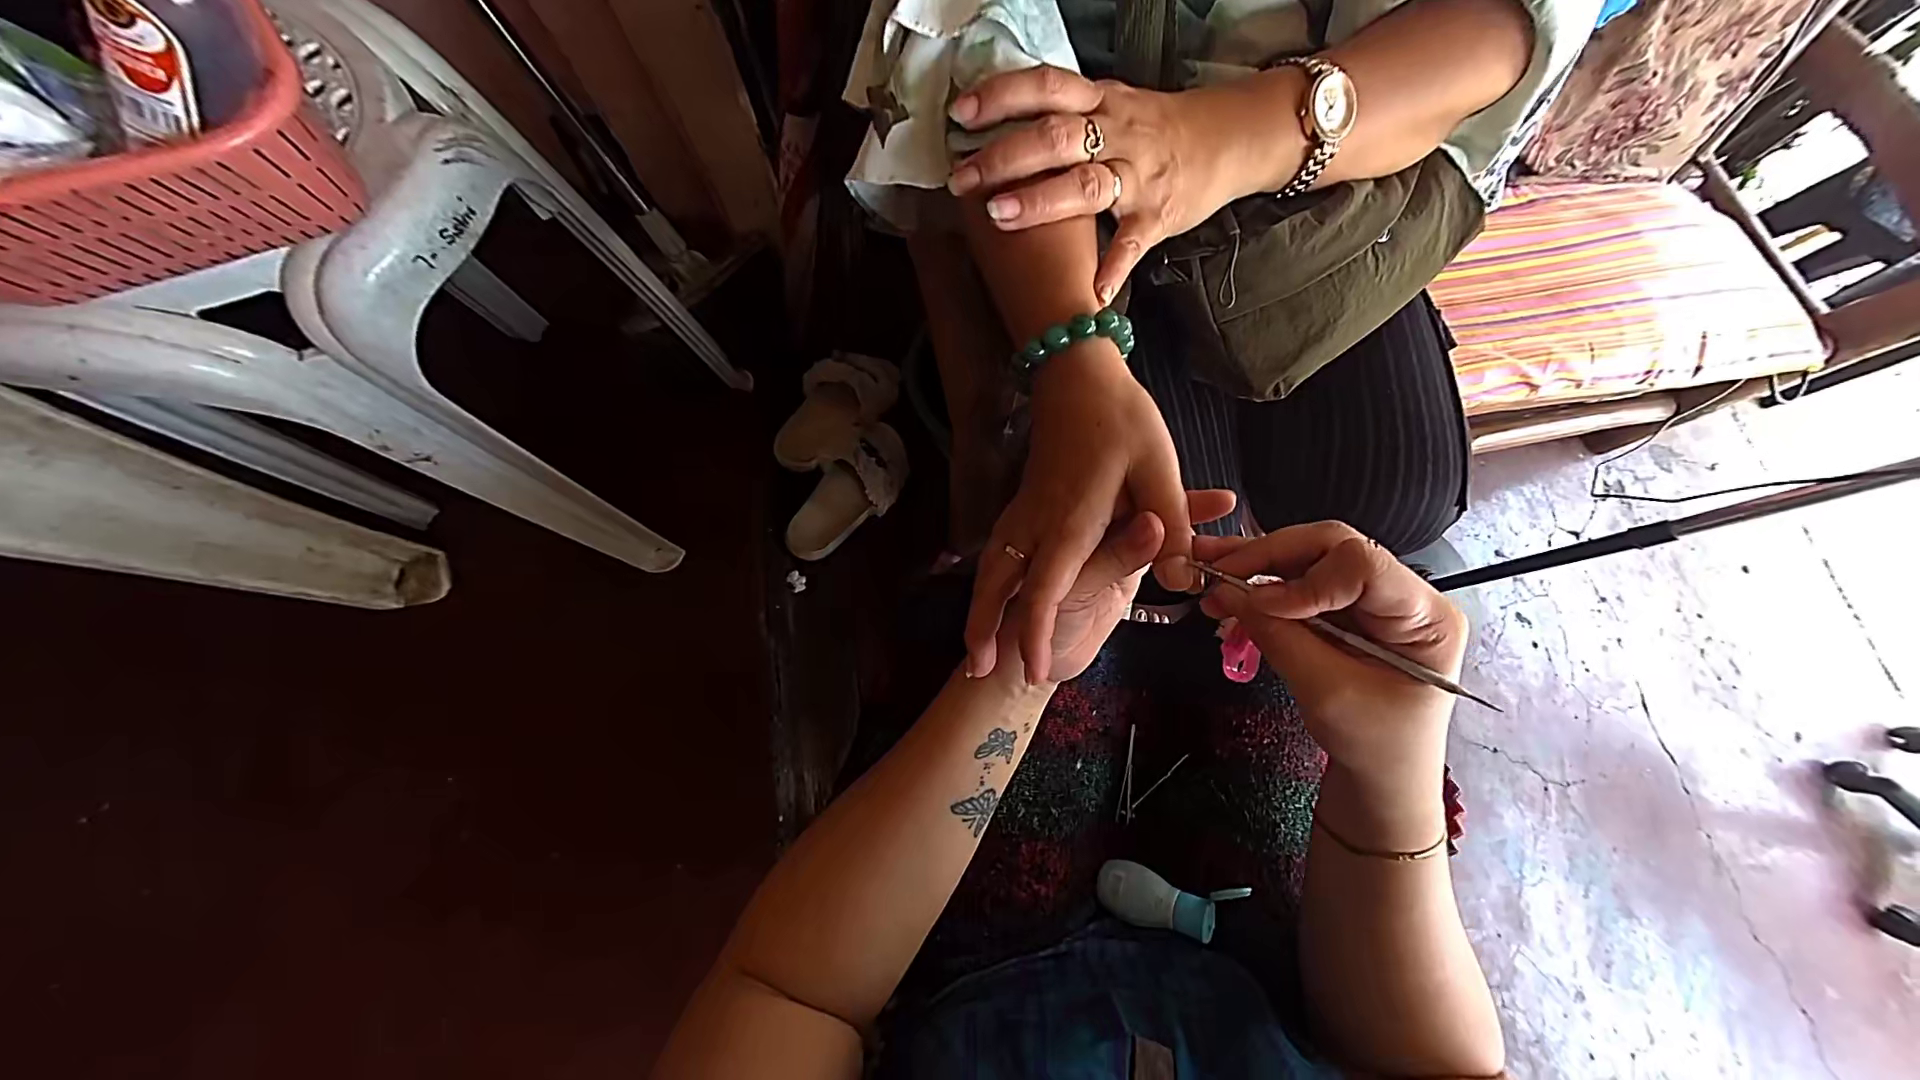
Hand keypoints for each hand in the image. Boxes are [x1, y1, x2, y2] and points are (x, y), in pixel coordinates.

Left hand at [946, 65, 1276, 303]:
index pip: (1046, 87)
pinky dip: (1113, 268)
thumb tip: (1005, 130)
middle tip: (962, 180)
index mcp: (1102, 103)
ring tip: (999, 217)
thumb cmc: (1159, 128)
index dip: (1002, 97)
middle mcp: (1117, 133)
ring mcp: (1138, 176)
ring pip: (1086, 185)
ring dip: (1040, 202)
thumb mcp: (1114, 106)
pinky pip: (1132, 244)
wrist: (1229, 139)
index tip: (961, 115)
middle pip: (1055, 137)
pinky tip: (1093, 292)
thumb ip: (1068, 116)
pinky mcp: (1158, 215)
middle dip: (1003, 157)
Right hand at [967, 348, 1197, 683]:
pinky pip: (996, 550)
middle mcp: (1036, 523)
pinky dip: (988, 580)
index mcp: (1070, 520)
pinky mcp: (1022, 503)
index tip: (1033, 669)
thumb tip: (1181, 578)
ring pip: (989, 566)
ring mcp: (1022, 511)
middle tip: (977, 669)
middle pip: (996, 582)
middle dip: (983, 627)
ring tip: (975, 647)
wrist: (1075, 374)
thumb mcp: (1157, 467)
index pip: (1043, 587)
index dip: (1034, 631)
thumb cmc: (1120, 419)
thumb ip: (1169, 526)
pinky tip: (990, 594)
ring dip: (979, 607)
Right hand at [1194, 522, 1467, 788]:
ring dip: (1252, 563)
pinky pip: (1292, 579)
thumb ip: (1278, 636)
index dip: (1305, 578)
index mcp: (1422, 615)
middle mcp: (1398, 592)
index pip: (1361, 565)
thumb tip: (1227, 593)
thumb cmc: (1373, 743)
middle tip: (1217, 569)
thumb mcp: (1325, 691)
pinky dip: (1255, 583)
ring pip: (1304, 556)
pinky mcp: (1337, 605)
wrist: (1381, 775)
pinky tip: (1223, 591)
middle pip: (1328, 546)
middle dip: (1268, 555)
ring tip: (1207, 569)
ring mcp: (1366, 597)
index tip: (1260, 605)